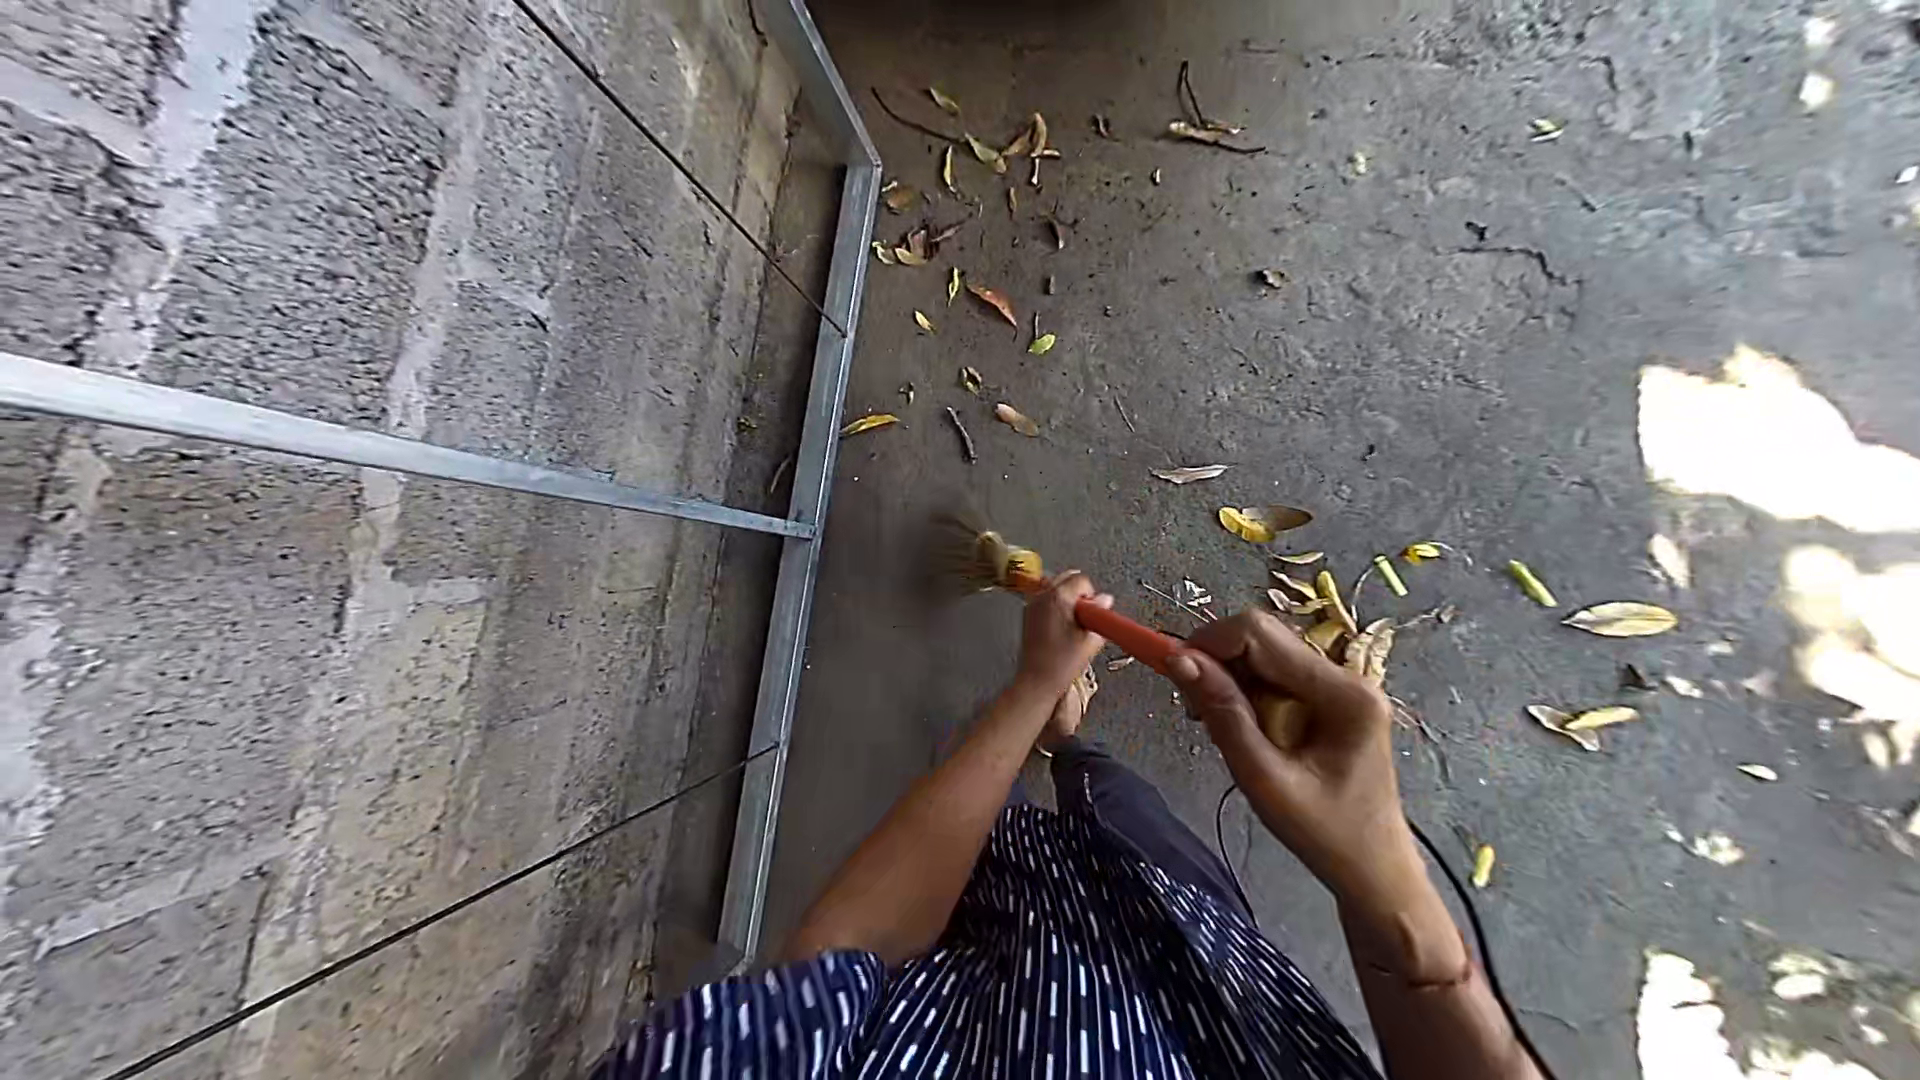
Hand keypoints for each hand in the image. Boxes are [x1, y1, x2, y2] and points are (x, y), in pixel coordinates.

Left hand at [1016, 572, 1112, 693]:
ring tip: (1073, 622)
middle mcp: (1042, 596)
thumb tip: (1105, 601)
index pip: (1082, 579)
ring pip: (1055, 586)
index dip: (1092, 595)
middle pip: (1066, 577)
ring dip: (1067, 597)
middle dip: (1080, 593)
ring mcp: (1032, 604)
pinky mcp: (1028, 615)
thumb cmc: (1060, 663)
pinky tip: (1061, 626)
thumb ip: (1100, 615)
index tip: (1094, 612)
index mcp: (1058, 597)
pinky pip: (1045, 599)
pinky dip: (1055, 605)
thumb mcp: (1090, 639)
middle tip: (1086, 615)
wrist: (1037, 680)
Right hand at [1166, 611, 1426, 925]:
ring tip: (1216, 721)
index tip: (1175, 673)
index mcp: (1343, 693)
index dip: (1208, 642)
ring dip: (1225, 675)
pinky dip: (1240, 687)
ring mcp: (1338, 683)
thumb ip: (1223, 714)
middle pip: (1260, 636)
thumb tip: (1178, 660)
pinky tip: (1237, 721)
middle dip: (1215, 659)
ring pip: (1260, 651)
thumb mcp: (1263, 779)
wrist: (1373, 870)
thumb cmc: (1324, 833)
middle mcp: (1345, 675)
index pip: (1258, 634)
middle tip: (1194, 705)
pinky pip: (1269, 671)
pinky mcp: (1326, 694)